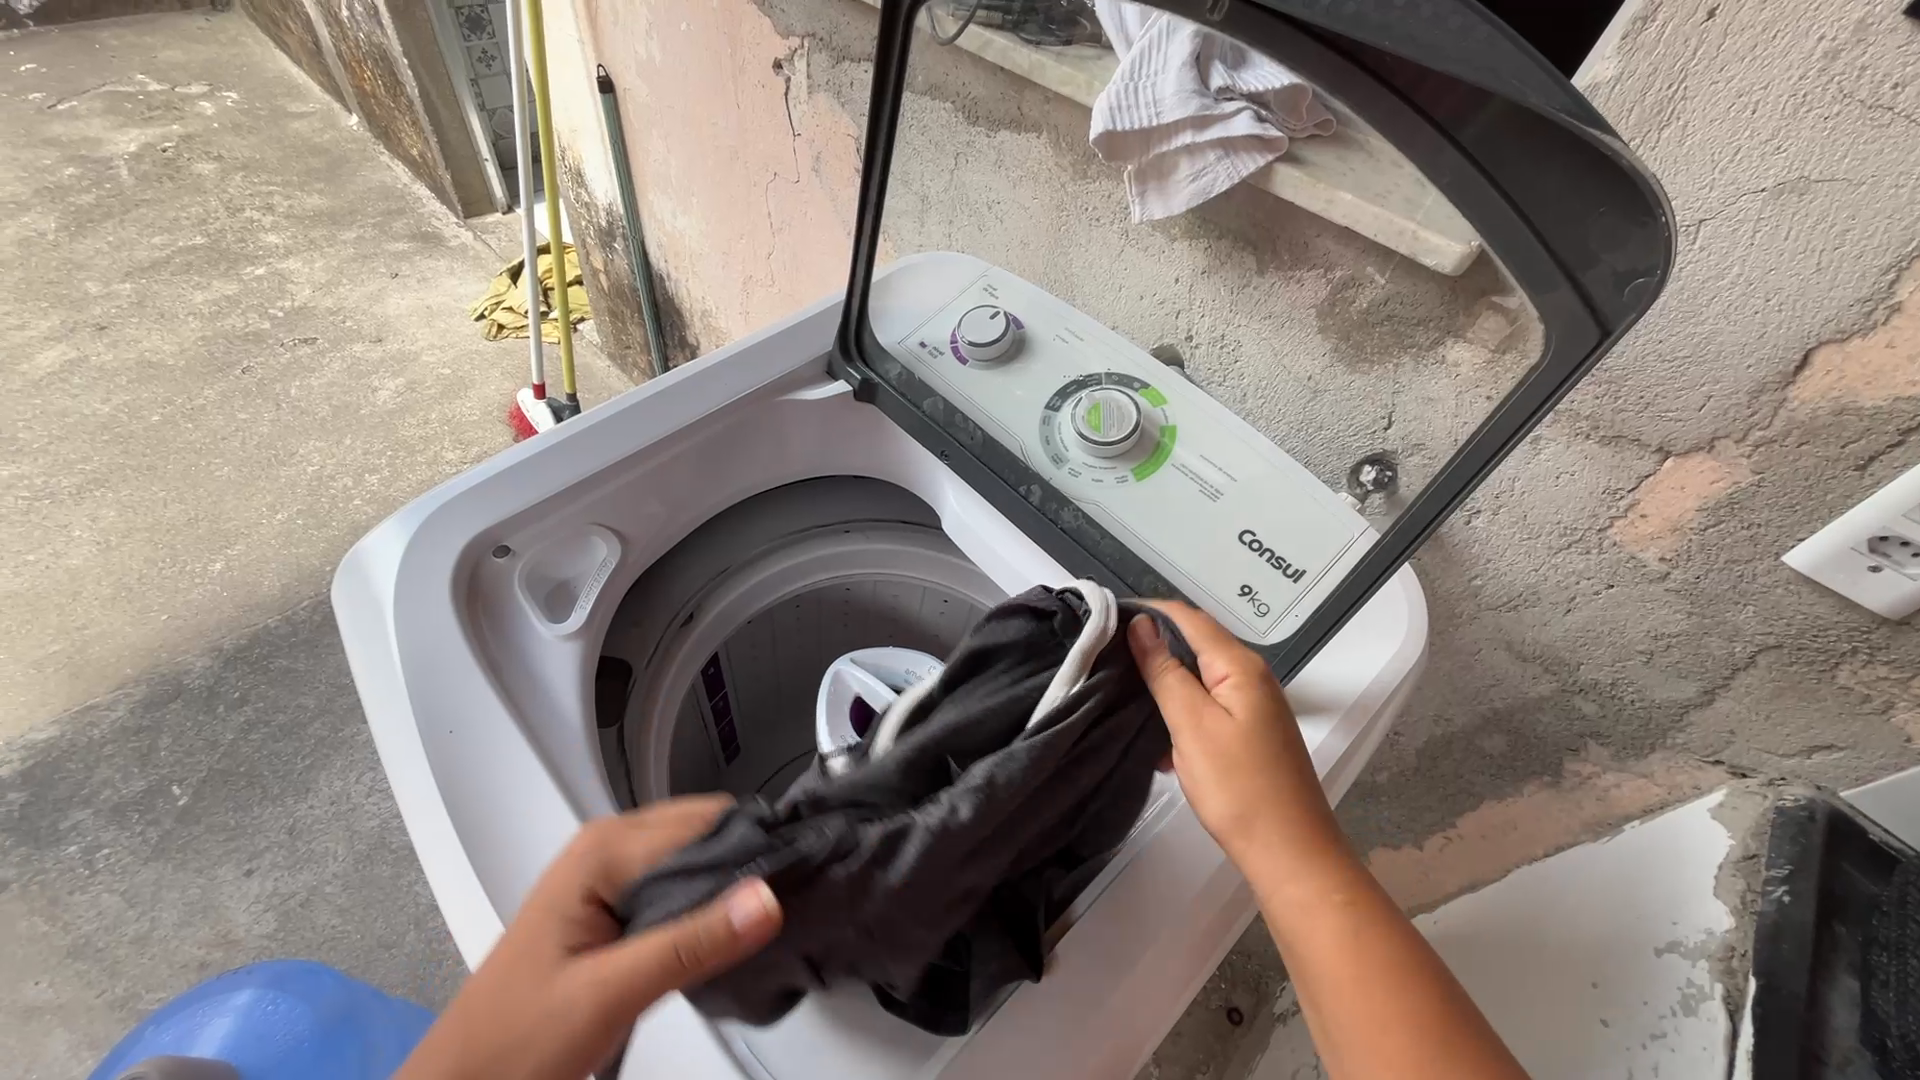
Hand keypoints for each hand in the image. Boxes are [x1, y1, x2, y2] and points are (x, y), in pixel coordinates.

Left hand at [397, 795, 782, 1079]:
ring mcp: (609, 873)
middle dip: (746, 864)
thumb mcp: (609, 996)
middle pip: (705, 831)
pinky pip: (678, 884)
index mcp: (605, 849)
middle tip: (789, 909)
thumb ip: (691, 944)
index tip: (801, 883)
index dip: (756, 850)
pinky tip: (726, 936)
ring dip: (729, 886)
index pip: (708, 823)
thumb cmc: (516, 1046)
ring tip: (765, 925)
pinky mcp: (613, 903)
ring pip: (695, 857)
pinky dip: (707, 904)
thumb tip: (769, 897)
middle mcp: (609, 845)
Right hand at [1127, 601, 1348, 873]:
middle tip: (1106, 654)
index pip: (1189, 617)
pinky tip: (1155, 735)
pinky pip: (1207, 705)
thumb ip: (1165, 671)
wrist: (1290, 853)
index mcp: (1239, 667)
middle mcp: (1251, 677)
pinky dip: (1179, 711)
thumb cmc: (1239, 788)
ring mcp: (1253, 705)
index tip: (1106, 618)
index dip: (1148, 611)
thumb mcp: (1191, 725)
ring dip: (1163, 681)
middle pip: (1195, 643)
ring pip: (1199, 676)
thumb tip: (1142, 625)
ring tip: (1122, 691)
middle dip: (1152, 644)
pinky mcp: (1250, 732)